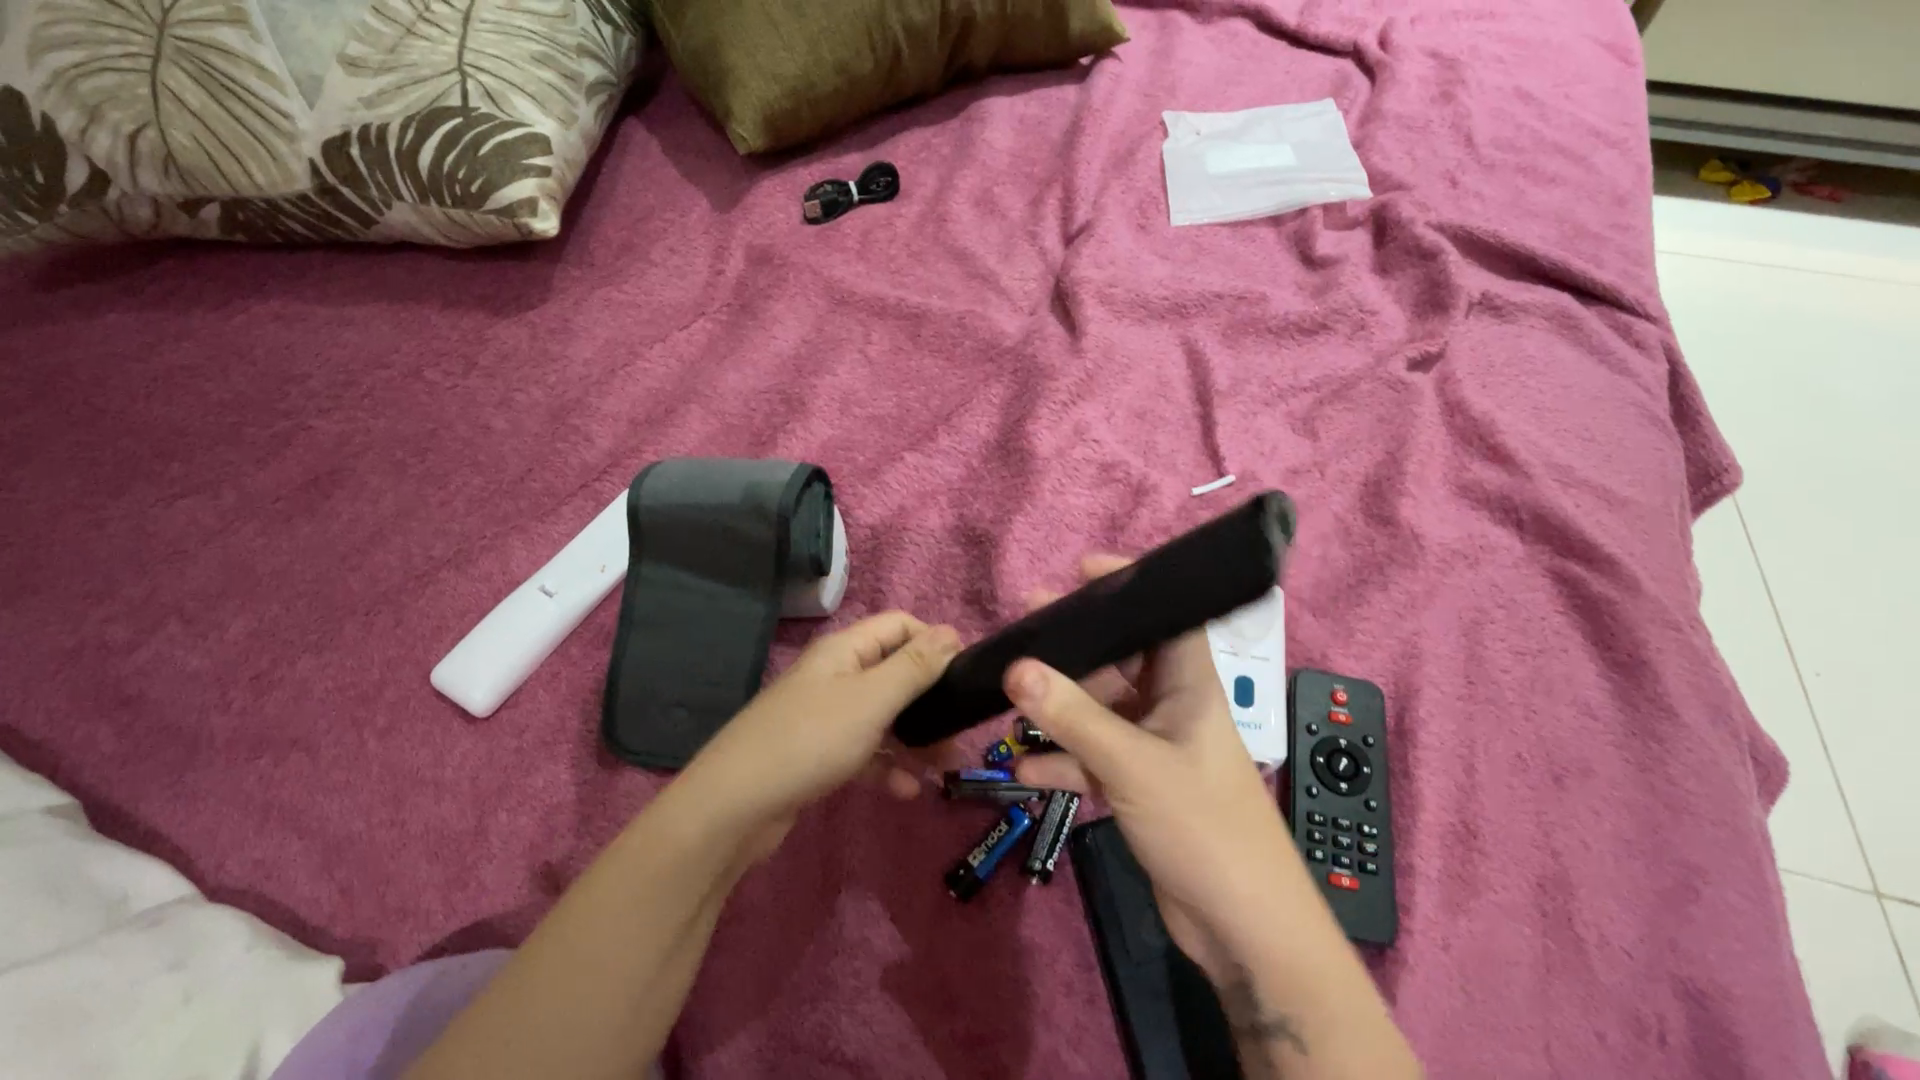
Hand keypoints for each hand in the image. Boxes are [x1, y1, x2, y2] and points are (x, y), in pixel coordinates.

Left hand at [678, 611, 963, 858]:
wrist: (735, 806)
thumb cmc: (810, 741)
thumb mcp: (870, 700)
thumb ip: (913, 667)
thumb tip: (951, 633)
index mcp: (844, 651)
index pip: (898, 625)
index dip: (934, 642)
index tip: (966, 674)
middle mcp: (835, 676)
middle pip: (893, 673)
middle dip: (930, 698)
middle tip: (962, 728)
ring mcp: (825, 716)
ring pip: (883, 717)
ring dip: (915, 737)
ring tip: (945, 766)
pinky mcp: (819, 754)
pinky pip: (864, 751)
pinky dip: (887, 766)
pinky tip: (907, 791)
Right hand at [1009, 556, 1301, 980]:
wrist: (1241, 925)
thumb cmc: (1202, 826)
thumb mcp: (1132, 765)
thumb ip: (1072, 717)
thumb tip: (1017, 668)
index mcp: (1190, 687)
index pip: (1167, 618)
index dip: (1132, 588)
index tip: (1083, 570)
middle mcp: (1172, 709)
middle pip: (1120, 663)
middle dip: (1075, 647)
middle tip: (1024, 624)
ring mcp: (1154, 752)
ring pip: (1099, 714)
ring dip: (1058, 709)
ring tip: (1008, 692)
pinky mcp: (1139, 791)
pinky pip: (1092, 761)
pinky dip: (1061, 763)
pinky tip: (1022, 771)